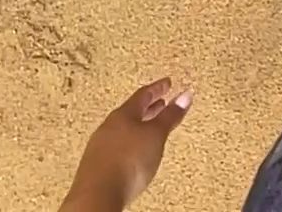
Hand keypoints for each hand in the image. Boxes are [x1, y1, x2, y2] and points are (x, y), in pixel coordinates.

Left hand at [58, 77, 192, 211]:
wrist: (98, 197)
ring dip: (138, 129)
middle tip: (161, 104)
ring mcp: (100, 148)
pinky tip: (133, 155)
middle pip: (131, 113)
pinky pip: (115, 149)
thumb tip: (185, 95)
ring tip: (150, 131)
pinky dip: (128, 146)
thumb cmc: (127, 162)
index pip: (143, 95)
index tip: (167, 83)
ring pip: (122, 131)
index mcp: (123, 114)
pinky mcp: (96, 168)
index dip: (158, 88)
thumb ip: (170, 116)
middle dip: (149, 109)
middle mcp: (109, 127)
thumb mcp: (156, 135)